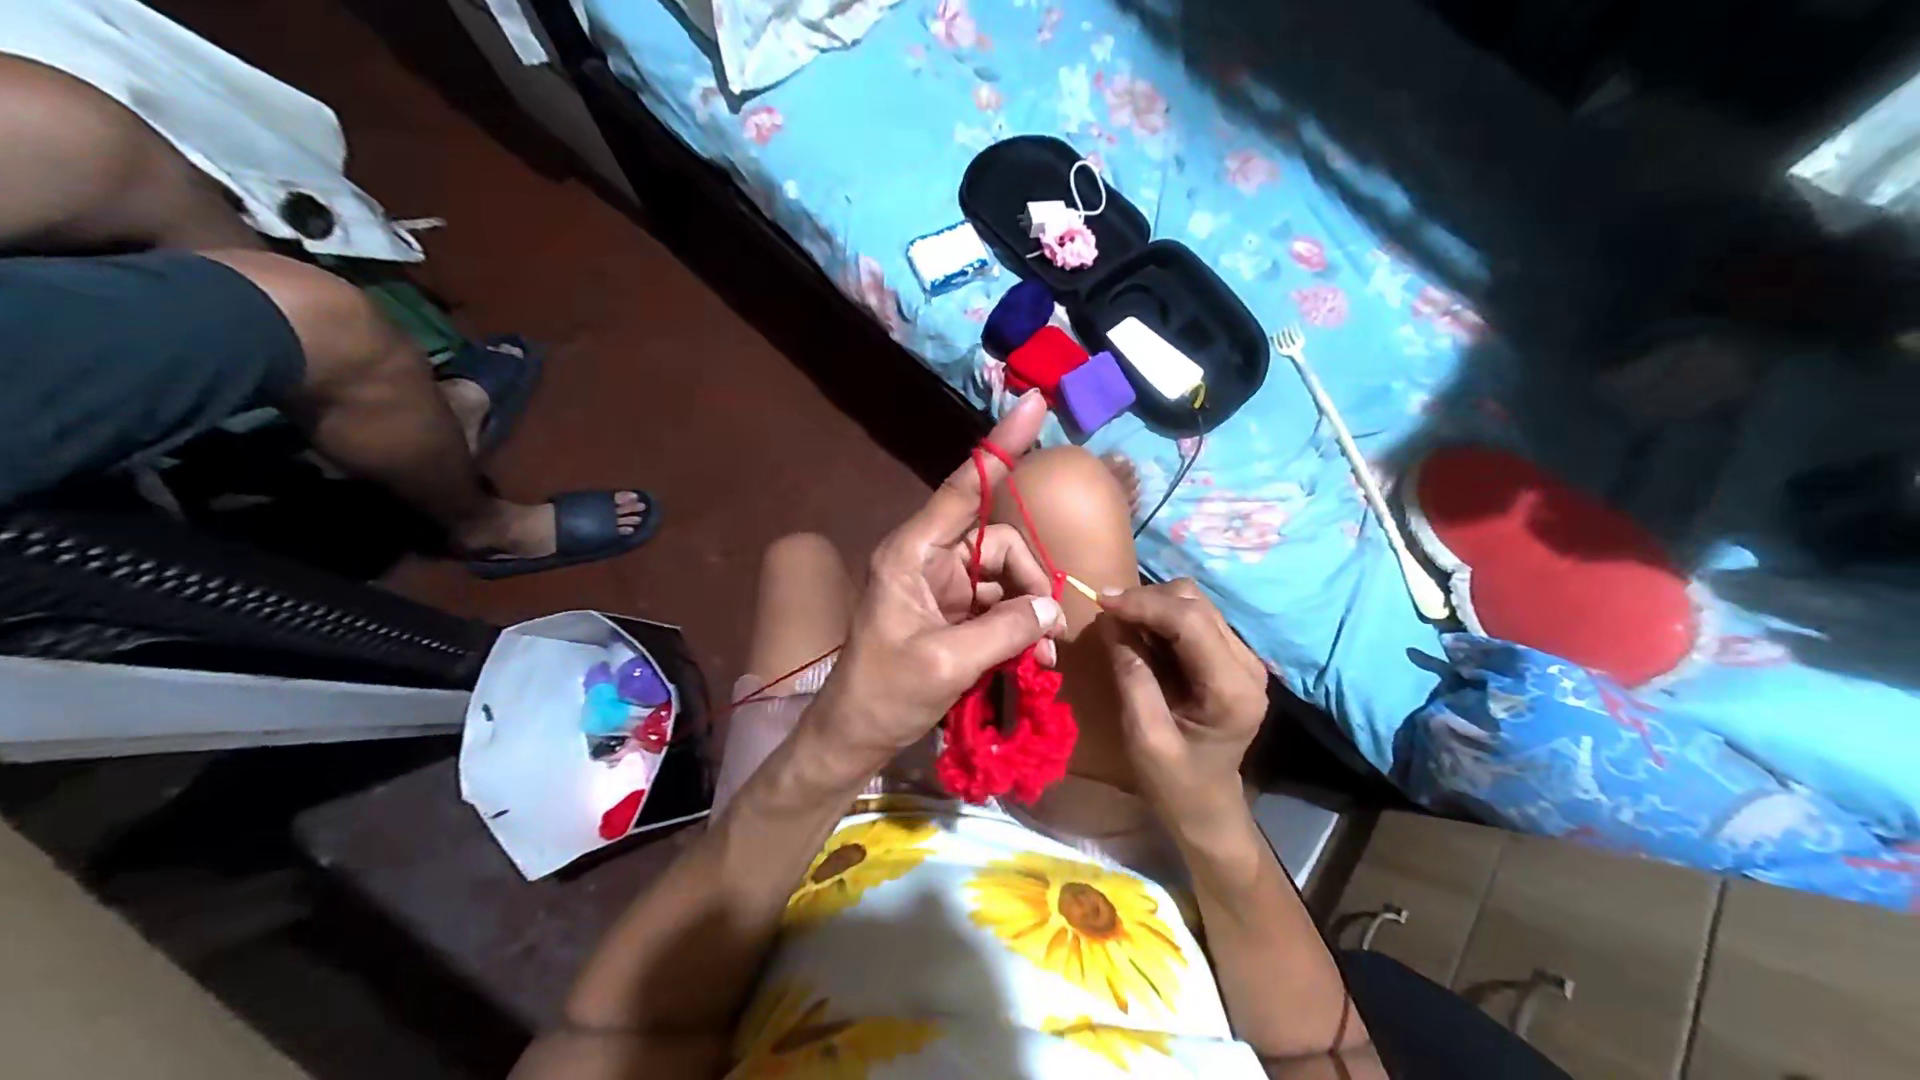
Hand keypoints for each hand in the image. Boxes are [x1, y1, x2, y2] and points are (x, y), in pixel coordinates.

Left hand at [804, 391, 1069, 781]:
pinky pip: (999, 603)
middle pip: (999, 543)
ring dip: (1029, 611)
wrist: (856, 735)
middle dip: (1030, 582)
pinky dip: (1020, 626)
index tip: (1033, 404)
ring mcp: (943, 586)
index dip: (1001, 447)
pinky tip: (1034, 659)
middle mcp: (929, 559)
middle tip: (1048, 633)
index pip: (963, 488)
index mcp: (913, 553)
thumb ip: (1007, 630)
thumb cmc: (886, 693)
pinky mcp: (953, 612)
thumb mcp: (948, 662)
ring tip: (1043, 658)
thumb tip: (1054, 609)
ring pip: (1005, 575)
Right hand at [1099, 579, 1269, 834]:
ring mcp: (1242, 658)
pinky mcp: (1230, 656)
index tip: (1101, 601)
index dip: (1144, 603)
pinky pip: (1193, 617)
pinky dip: (1161, 616)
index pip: (1190, 621)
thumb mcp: (1143, 735)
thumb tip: (1109, 620)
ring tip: (1122, 626)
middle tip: (1108, 617)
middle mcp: (1247, 664)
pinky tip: (1140, 635)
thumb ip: (1130, 674)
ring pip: (1194, 602)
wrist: (1206, 805)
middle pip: (1195, 602)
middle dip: (1147, 600)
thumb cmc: (1173, 781)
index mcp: (1231, 689)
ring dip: (1153, 605)